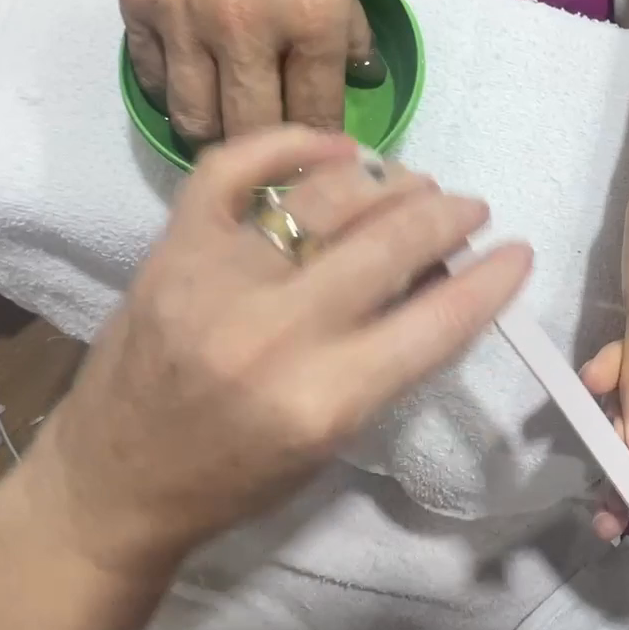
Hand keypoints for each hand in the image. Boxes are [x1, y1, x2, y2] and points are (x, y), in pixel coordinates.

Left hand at [17, 128, 531, 574]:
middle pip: (391, 244)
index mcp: (323, 399)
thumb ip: (397, 355)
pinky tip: (340, 145)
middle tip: (469, 209)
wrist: (109, 487)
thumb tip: (447, 273)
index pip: (438, 320)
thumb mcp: (338, 435)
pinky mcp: (173, 249)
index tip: (519, 250)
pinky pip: (234, 167)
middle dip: (449, 215)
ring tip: (415, 182)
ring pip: (328, 197)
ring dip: (391, 179)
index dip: (493, 279)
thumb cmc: (239, 477)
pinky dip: (292, 142)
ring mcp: (215, 280)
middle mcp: (273, 334)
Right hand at [116, 0, 377, 143]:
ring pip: (198, 122)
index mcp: (312, 19)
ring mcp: (184, 22)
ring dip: (220, 135)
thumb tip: (361, 74)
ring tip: (237, 129)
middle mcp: (247, 32)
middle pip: (255, 135)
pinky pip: (155, 82)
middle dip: (272, 158)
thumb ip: (349, 25)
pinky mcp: (136, 6)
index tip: (324, 160)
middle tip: (282, 160)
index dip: (323, 148)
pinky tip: (195, 86)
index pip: (318, 118)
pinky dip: (176, 96)